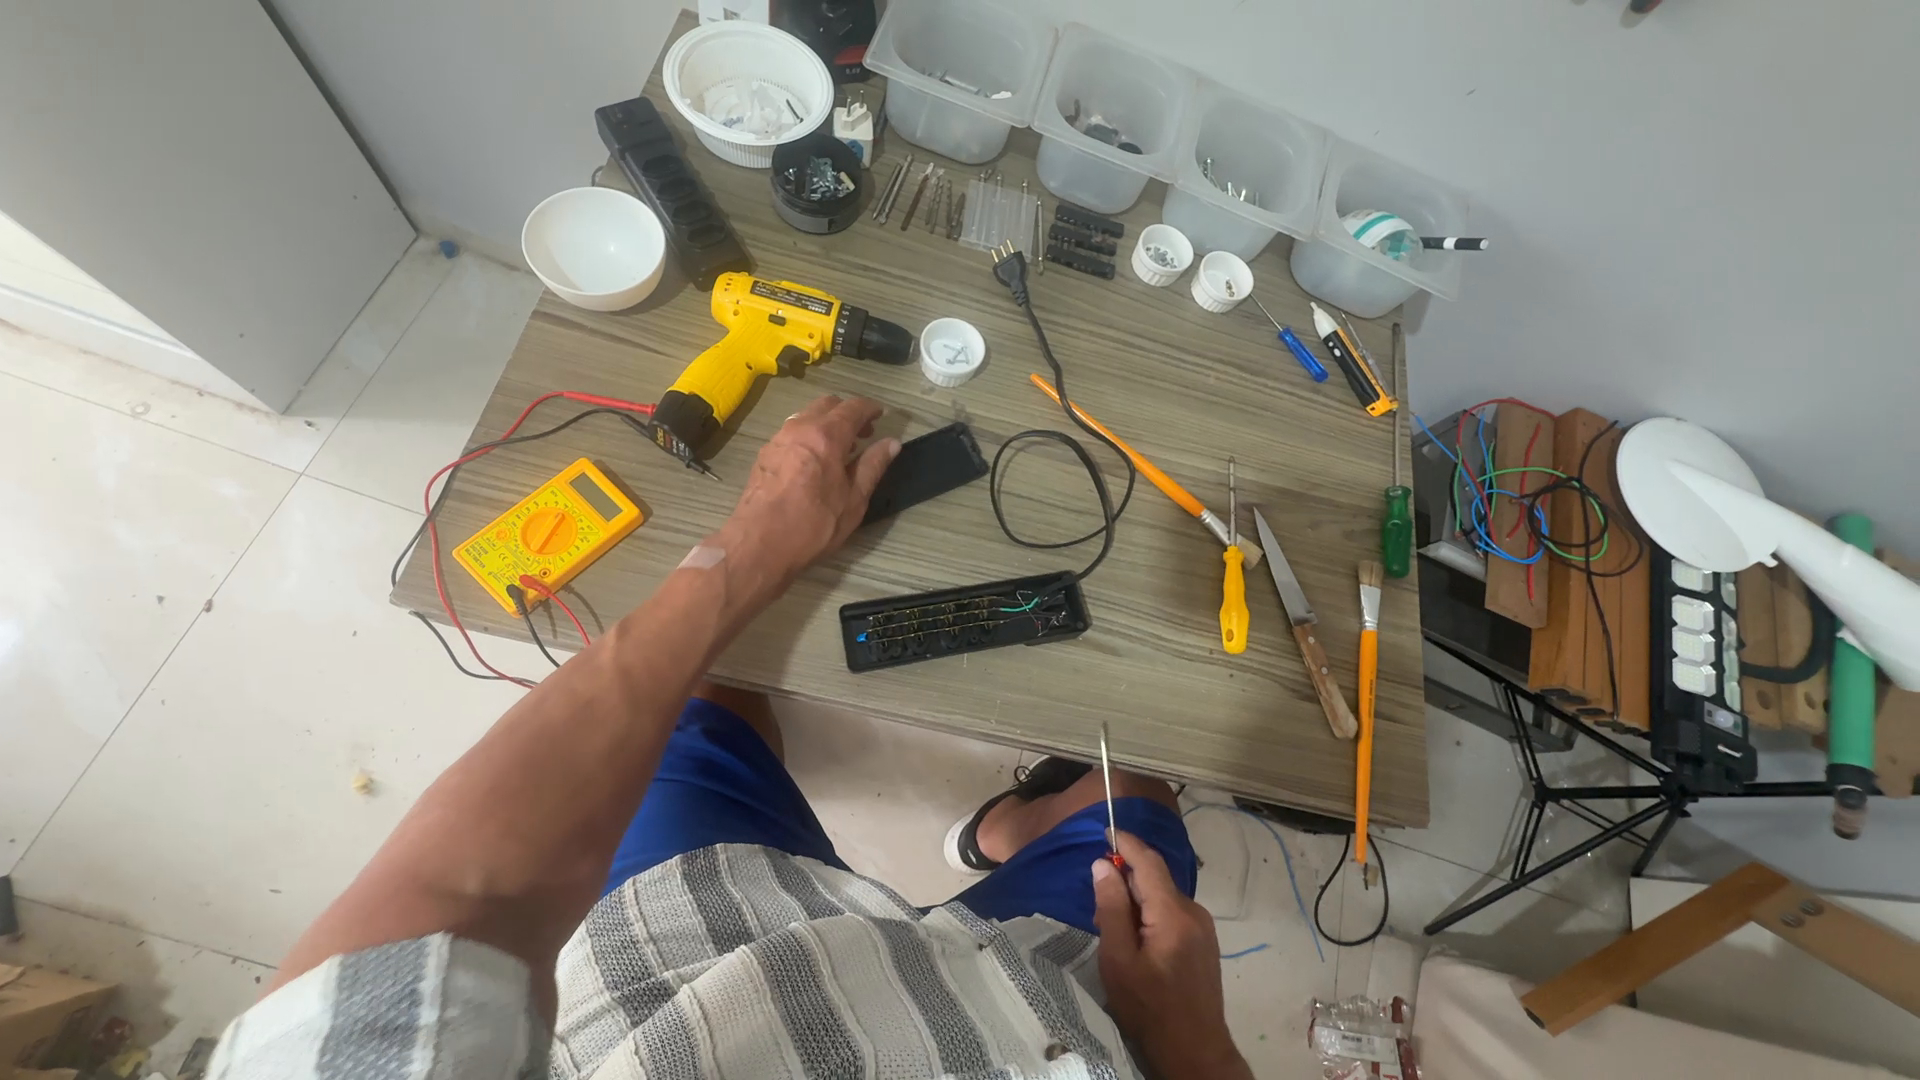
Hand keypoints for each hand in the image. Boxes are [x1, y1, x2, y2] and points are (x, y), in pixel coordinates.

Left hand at [713, 395, 899, 586]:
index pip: (853, 408)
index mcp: (826, 436)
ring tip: (840, 449)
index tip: (880, 415)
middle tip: (863, 434)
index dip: (870, 408)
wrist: (760, 544)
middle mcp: (799, 428)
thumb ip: (873, 466)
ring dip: (826, 423)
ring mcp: (777, 439)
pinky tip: (814, 461)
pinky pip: (791, 433)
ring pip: (806, 416)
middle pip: (827, 405)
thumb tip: (891, 443)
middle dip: (848, 413)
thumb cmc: (814, 525)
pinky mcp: (764, 454)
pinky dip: (808, 436)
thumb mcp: (854, 500)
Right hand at [1091, 832, 1251, 1079]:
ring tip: (1114, 928)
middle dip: (1126, 879)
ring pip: (1163, 896)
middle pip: (1155, 878)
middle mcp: (1193, 912)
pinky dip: (1151, 913)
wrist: (1195, 1053)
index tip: (1105, 830)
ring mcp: (1203, 928)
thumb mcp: (1119, 960)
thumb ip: (1111, 909)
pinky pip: (1173, 912)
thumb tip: (1104, 865)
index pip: (1148, 862)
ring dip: (1137, 899)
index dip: (1126, 842)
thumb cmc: (1150, 1008)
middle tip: (1098, 903)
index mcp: (1173, 914)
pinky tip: (1136, 939)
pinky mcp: (1204, 942)